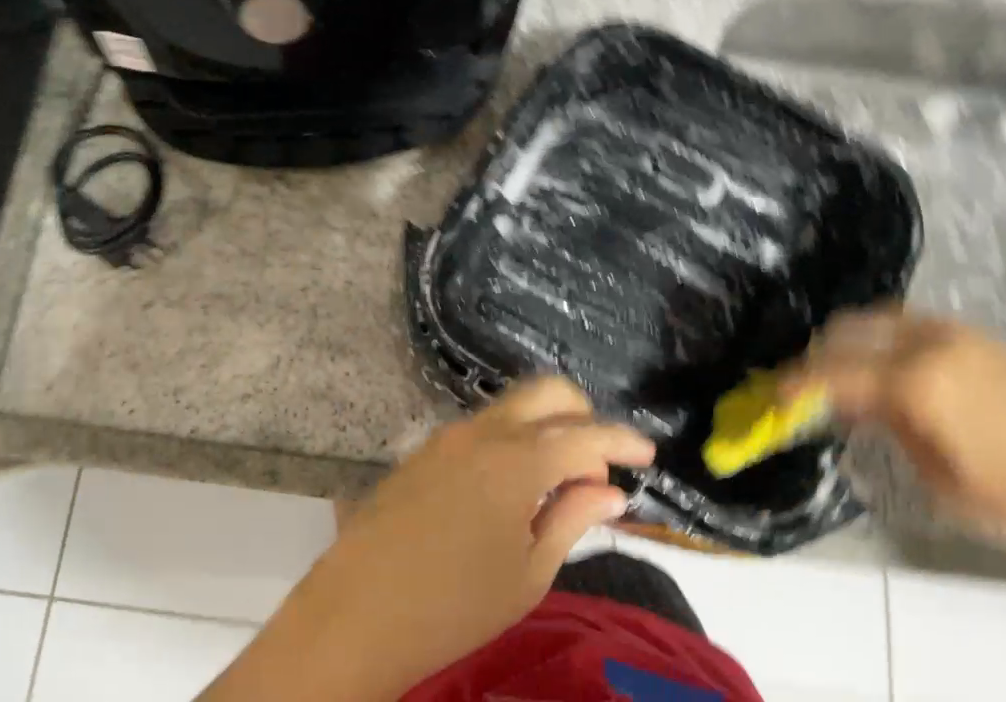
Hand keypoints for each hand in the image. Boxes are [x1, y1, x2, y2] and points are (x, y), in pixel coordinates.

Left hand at [232, 377, 654, 699]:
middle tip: (599, 461)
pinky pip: (481, 428)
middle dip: (582, 414)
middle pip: (545, 392)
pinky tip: (515, 485)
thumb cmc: (455, 605)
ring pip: (511, 407)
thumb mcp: (528, 572)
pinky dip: (512, 440)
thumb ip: (572, 519)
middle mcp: (482, 432)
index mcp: (517, 459)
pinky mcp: (423, 451)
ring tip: (560, 480)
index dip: (622, 439)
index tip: (648, 453)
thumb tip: (611, 490)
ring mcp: (446, 437)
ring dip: (545, 427)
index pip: (585, 433)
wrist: (357, 612)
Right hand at [791, 307, 1005, 581]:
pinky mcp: (991, 340)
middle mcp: (934, 344)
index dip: (795, 384)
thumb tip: (859, 406)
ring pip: (884, 321)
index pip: (833, 374)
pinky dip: (890, 343)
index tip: (771, 394)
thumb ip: (892, 431)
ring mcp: (966, 335)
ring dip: (855, 344)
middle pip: (851, 331)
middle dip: (821, 356)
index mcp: (917, 382)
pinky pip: (917, 327)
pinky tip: (897, 376)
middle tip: (808, 388)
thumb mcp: (944, 483)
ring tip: (850, 380)